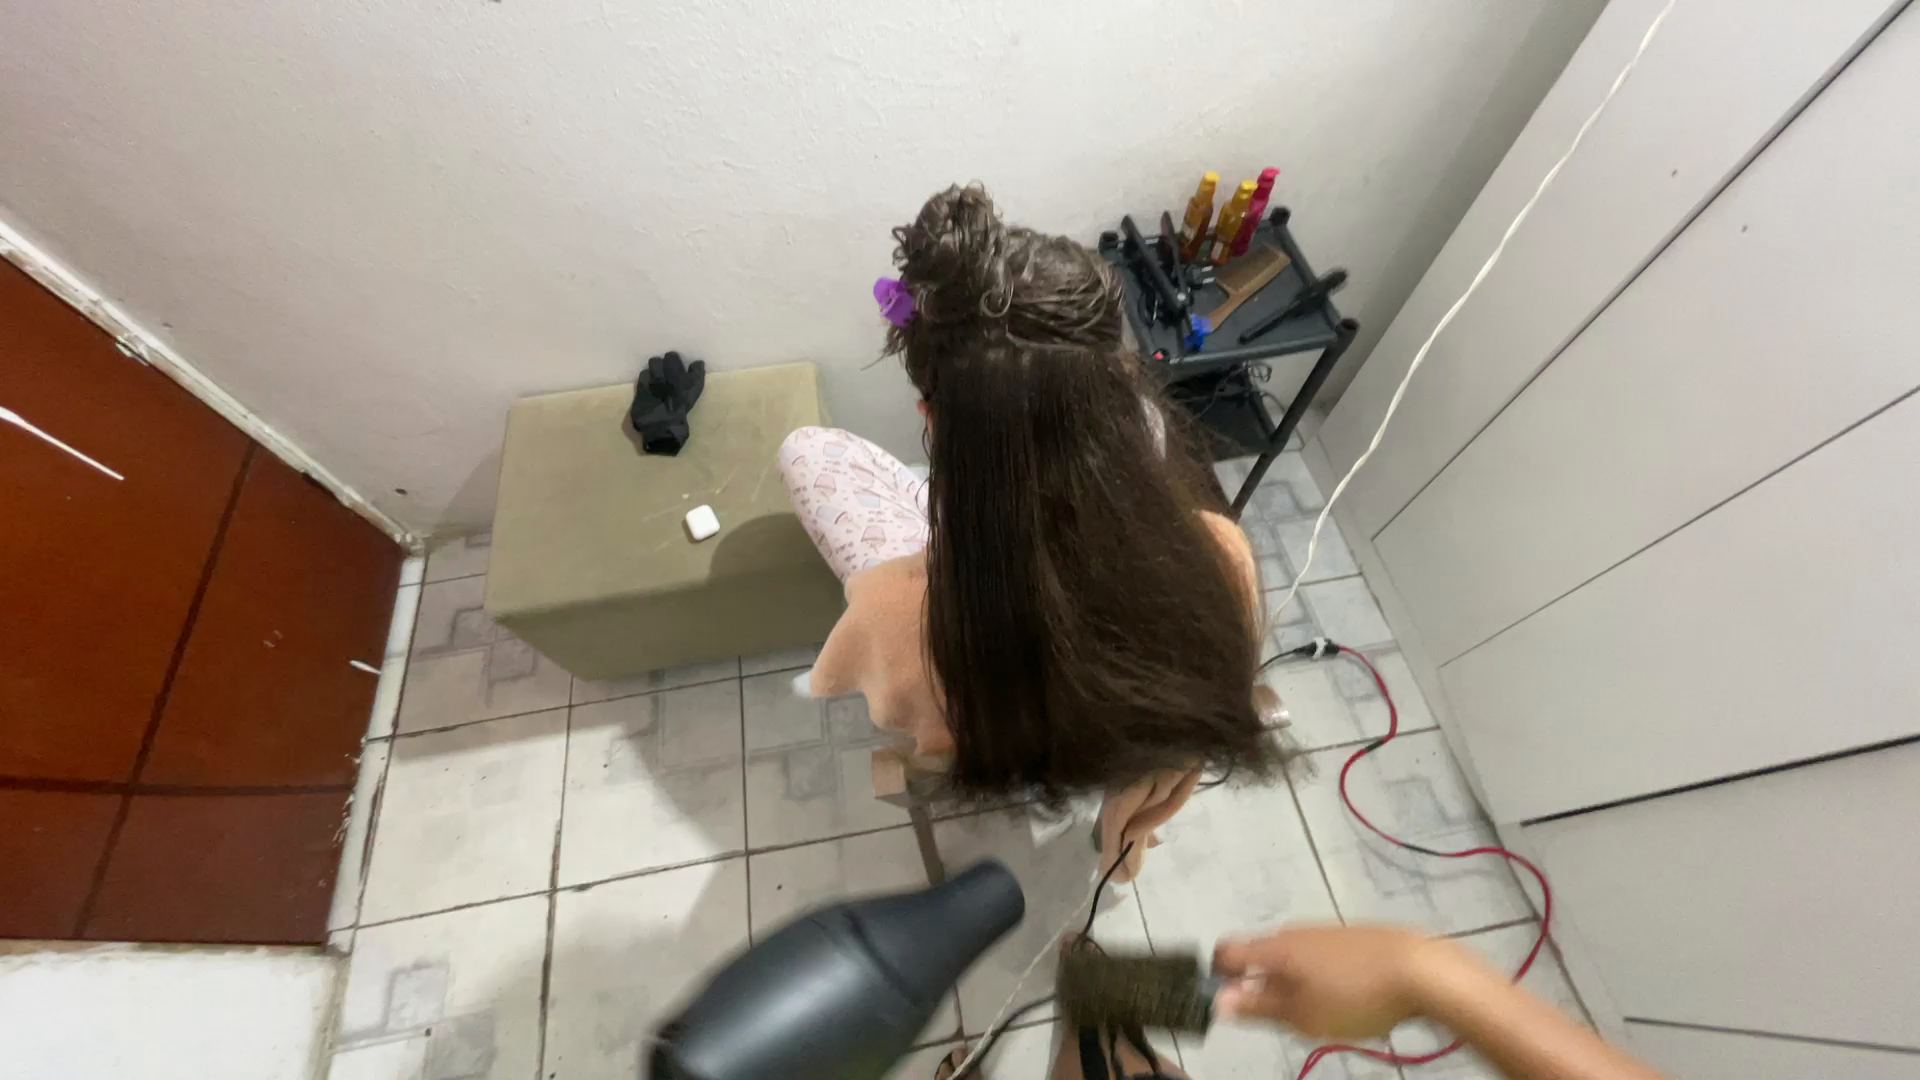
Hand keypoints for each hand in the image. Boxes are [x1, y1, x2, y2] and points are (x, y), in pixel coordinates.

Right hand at [1211, 924, 1452, 1039]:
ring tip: (1322, 1015)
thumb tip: (1217, 1000)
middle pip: (1260, 955)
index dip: (1218, 974)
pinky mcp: (1346, 937)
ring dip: (1292, 983)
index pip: (1227, 951)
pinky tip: (1347, 998)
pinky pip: (1316, 956)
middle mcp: (1290, 932)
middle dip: (1262, 986)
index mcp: (1273, 948)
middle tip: (1286, 1021)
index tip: (1228, 1002)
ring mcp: (1320, 931)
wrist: (1420, 970)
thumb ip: (1259, 1006)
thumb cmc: (1354, 996)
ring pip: (1290, 957)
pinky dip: (1317, 976)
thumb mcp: (1303, 1015)